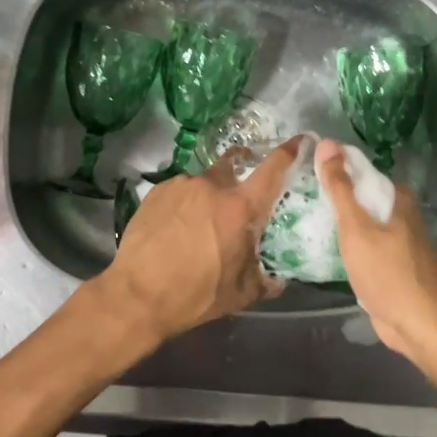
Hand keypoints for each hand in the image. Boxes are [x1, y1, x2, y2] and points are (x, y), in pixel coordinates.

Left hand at [98, 137, 302, 342]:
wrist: (137, 296)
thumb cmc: (196, 295)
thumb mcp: (240, 294)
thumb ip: (265, 281)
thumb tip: (279, 280)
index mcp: (240, 208)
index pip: (273, 169)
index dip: (288, 152)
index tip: (299, 141)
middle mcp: (212, 187)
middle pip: (234, 165)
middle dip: (241, 173)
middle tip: (238, 196)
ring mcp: (181, 185)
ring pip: (204, 181)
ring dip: (209, 195)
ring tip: (200, 223)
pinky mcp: (156, 192)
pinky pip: (179, 190)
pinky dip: (185, 203)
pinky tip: (176, 227)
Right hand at [316, 138, 436, 359]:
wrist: (418, 323)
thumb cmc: (387, 271)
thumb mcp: (356, 226)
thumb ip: (340, 187)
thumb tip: (327, 143)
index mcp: (397, 198)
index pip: (359, 171)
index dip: (332, 169)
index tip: (302, 173)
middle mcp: (400, 215)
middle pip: (359, 197)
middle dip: (331, 198)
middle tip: (295, 198)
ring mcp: (396, 241)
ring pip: (360, 224)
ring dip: (336, 224)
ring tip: (302, 220)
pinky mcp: (389, 265)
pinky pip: (362, 246)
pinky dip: (345, 246)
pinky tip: (322, 249)